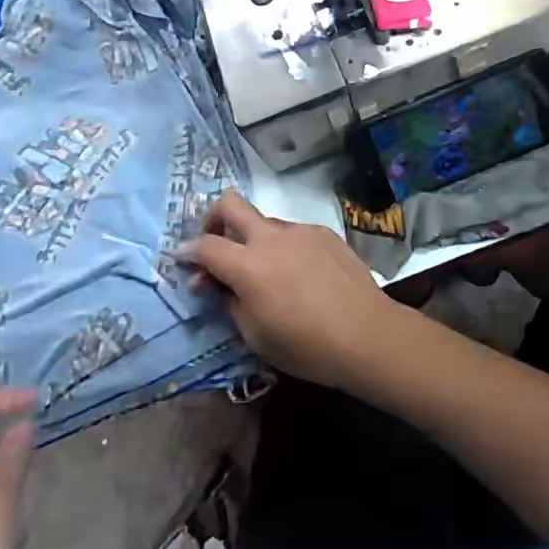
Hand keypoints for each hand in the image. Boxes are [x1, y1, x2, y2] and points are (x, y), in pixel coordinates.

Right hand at [181, 191, 405, 388]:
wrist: (366, 334)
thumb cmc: (305, 345)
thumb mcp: (254, 334)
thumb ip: (228, 300)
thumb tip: (212, 281)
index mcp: (249, 265)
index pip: (205, 245)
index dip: (188, 252)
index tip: (183, 261)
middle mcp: (272, 238)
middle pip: (231, 204)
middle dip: (214, 219)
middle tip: (216, 245)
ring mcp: (302, 231)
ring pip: (265, 222)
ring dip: (254, 240)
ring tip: (266, 274)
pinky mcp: (325, 233)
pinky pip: (293, 233)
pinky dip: (283, 248)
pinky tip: (298, 275)